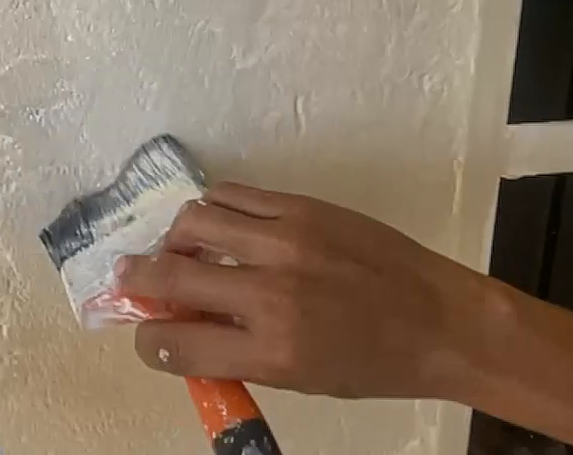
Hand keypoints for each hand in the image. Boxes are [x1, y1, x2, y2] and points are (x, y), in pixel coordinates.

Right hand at [116, 182, 488, 399]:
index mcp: (275, 349)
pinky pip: (230, 194)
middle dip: (138, 276)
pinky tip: (218, 224)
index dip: (148, 339)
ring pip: (194, 220)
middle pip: (173, 272)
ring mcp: (284, 239)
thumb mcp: (302, 377)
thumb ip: (236, 350)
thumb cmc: (373, 363)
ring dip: (175, 237)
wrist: (443, 319)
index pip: (180, 342)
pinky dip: (212, 210)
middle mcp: (271, 290)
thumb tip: (180, 327)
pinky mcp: (297, 205)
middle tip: (129, 276)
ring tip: (181, 247)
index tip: (144, 333)